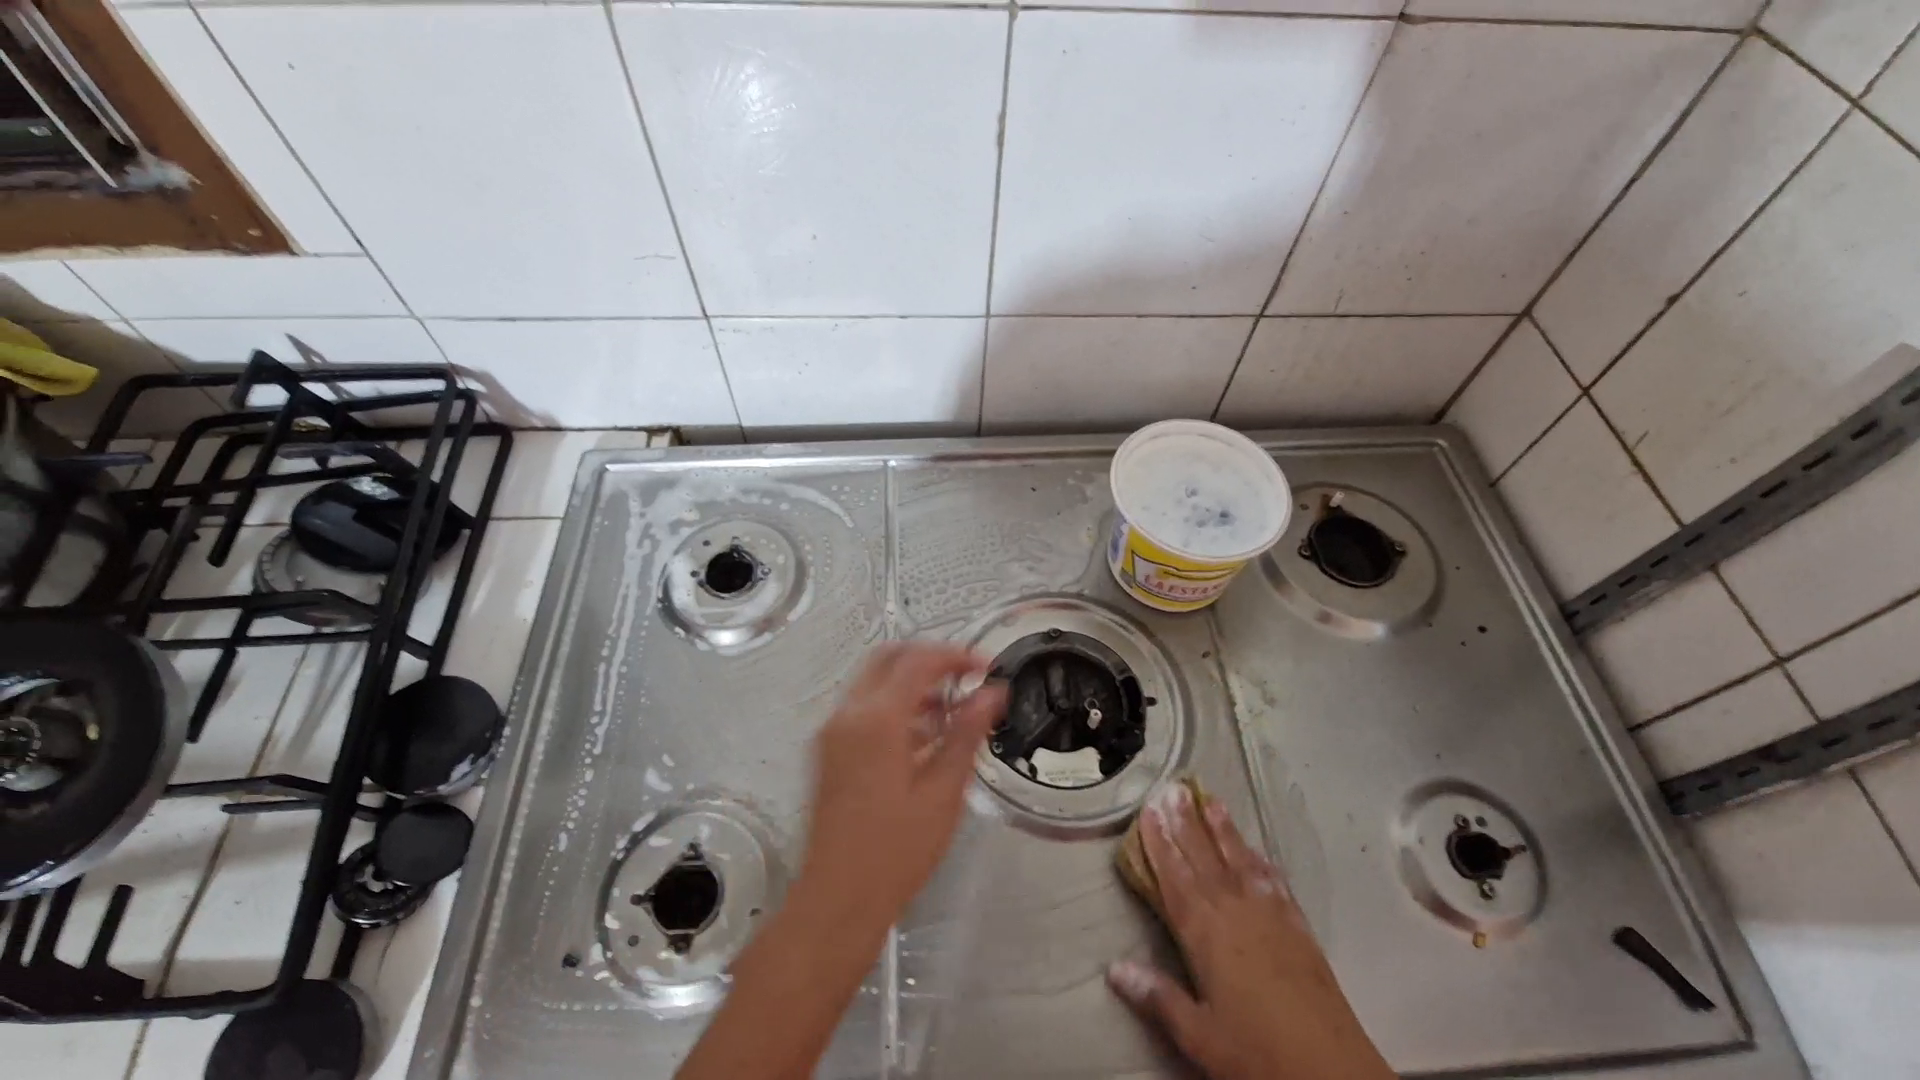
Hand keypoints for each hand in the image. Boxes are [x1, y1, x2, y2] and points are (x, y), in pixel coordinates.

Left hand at [797, 641, 1008, 928]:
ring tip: (954, 710)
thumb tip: (993, 692)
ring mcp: (832, 733)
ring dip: (911, 683)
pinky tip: (925, 737)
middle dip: (929, 659)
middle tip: (968, 677)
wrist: (838, 899)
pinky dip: (893, 706)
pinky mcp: (828, 752)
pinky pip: (862, 709)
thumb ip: (967, 733)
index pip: (918, 661)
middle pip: (889, 659)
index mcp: (876, 719)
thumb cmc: (897, 850)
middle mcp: (847, 715)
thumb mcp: (943, 791)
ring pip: (873, 683)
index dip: (956, 656)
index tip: (988, 667)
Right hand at [1108, 784, 1395, 1079]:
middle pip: (1205, 859)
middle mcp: (1236, 913)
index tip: (1149, 811)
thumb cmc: (1255, 1051)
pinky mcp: (1299, 928)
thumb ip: (1158, 996)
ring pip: (1240, 862)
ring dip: (1223, 831)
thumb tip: (1114, 968)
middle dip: (1187, 823)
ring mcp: (1271, 917)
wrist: (1331, 1070)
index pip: (1175, 879)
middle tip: (1174, 788)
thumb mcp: (1198, 1033)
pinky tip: (1256, 850)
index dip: (1160, 843)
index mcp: (1206, 934)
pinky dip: (1261, 862)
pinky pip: (1275, 883)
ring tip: (1211, 801)